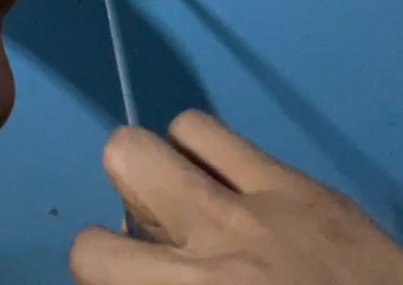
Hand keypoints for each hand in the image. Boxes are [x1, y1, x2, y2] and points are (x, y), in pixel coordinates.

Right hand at [70, 111, 402, 283]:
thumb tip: (142, 278)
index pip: (91, 252)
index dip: (102, 274)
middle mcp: (218, 243)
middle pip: (124, 154)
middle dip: (131, 201)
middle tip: (170, 250)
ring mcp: (266, 206)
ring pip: (171, 132)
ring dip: (173, 172)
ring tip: (205, 216)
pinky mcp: (310, 193)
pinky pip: (226, 139)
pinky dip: (216, 163)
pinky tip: (245, 202)